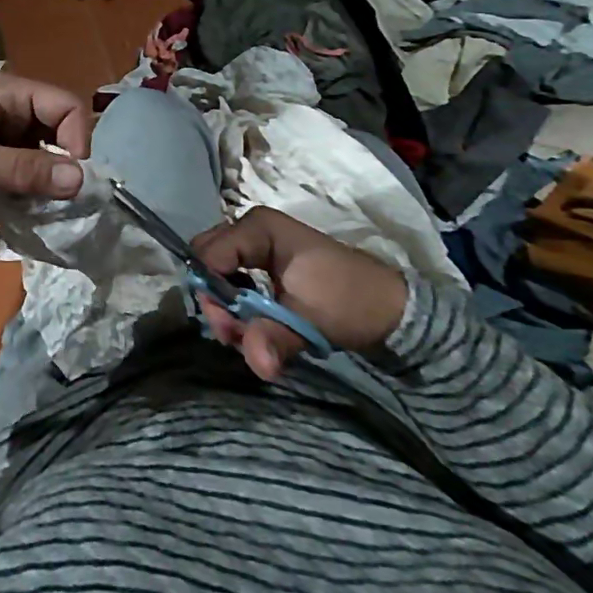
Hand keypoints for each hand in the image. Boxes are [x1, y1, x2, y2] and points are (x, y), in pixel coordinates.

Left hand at [0, 72, 90, 198]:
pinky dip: (40, 185)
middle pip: (64, 128)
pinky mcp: (9, 154)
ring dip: (53, 177)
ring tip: (45, 202)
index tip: (72, 180)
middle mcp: (18, 107)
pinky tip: (31, 202)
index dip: (77, 140)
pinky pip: (39, 167)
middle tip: (60, 196)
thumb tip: (78, 180)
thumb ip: (19, 169)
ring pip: (54, 150)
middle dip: (66, 162)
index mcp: (9, 91)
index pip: (67, 106)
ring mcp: (14, 131)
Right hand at [191, 207, 408, 380]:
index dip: (212, 293)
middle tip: (235, 332)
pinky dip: (234, 305)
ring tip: (249, 334)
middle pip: (206, 261)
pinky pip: (228, 279)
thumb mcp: (311, 321)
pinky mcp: (259, 263)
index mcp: (260, 228)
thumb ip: (276, 338)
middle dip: (215, 301)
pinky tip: (253, 325)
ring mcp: (254, 245)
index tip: (230, 328)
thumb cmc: (349, 301)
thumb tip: (257, 363)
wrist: (386, 306)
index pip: (209, 255)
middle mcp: (251, 230)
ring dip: (225, 308)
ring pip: (215, 272)